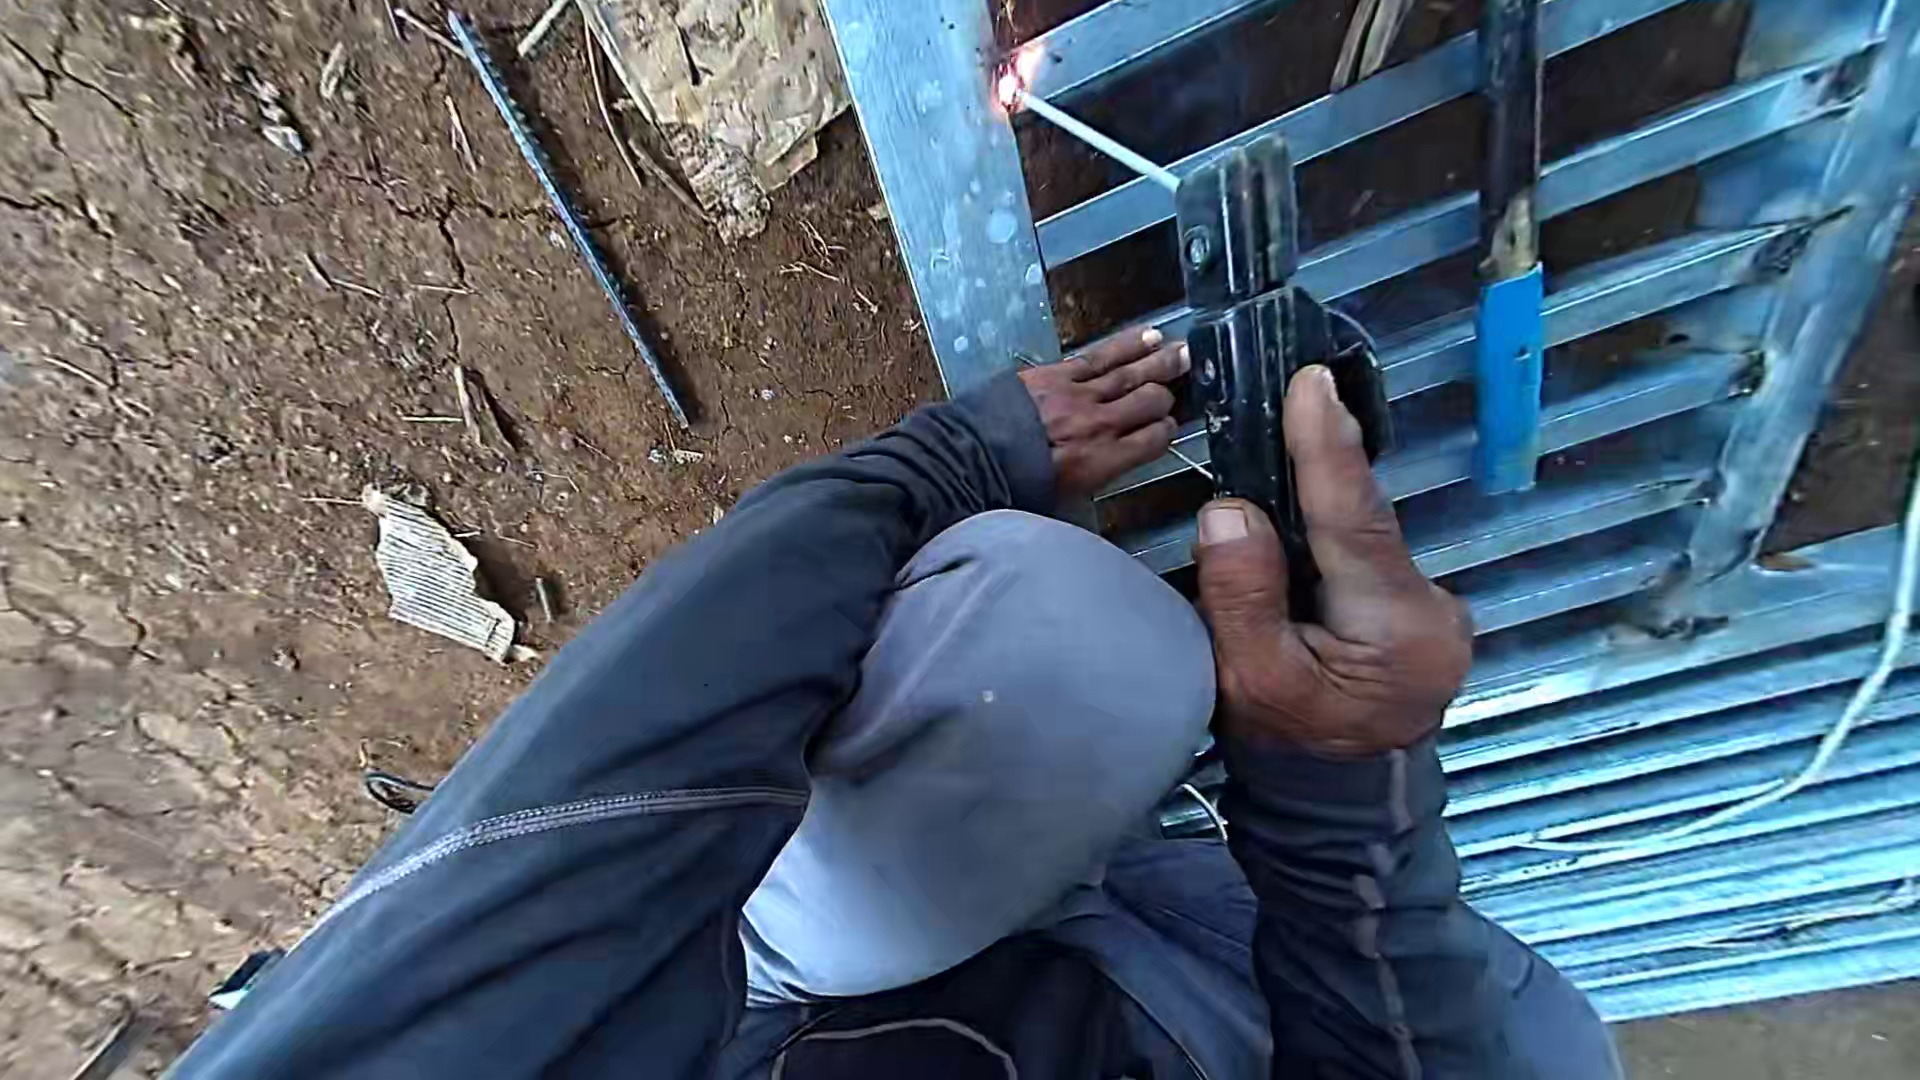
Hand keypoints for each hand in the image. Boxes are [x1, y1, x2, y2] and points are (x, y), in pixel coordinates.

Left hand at [1019, 326, 1188, 498]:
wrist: (971, 458)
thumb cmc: (1010, 487)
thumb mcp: (1060, 499)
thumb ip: (1091, 479)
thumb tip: (1106, 468)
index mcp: (1102, 461)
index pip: (1153, 440)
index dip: (1165, 431)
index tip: (1169, 425)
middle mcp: (1100, 425)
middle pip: (1150, 402)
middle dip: (1166, 394)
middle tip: (1182, 380)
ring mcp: (1079, 395)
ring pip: (1131, 374)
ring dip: (1160, 361)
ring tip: (1182, 351)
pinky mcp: (1057, 374)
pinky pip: (1101, 356)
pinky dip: (1127, 345)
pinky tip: (1147, 337)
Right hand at [1193, 365, 1471, 757]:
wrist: (1333, 794)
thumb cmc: (1285, 741)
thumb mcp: (1249, 677)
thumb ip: (1241, 594)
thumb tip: (1229, 510)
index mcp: (1396, 629)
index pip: (1355, 522)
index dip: (1329, 450)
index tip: (1312, 384)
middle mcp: (1432, 607)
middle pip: (1361, 521)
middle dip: (1321, 463)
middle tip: (1288, 401)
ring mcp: (1430, 608)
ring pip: (1360, 534)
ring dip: (1317, 496)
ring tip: (1280, 450)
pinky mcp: (1412, 610)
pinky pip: (1360, 552)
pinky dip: (1323, 528)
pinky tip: (1292, 519)